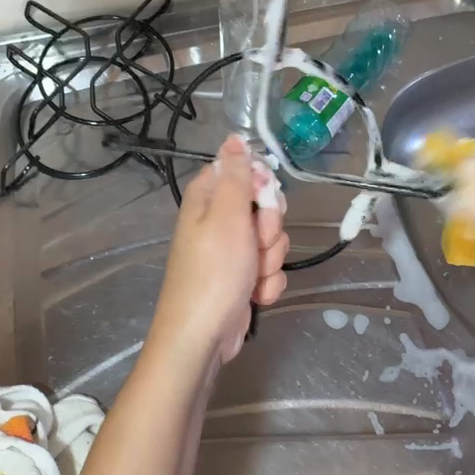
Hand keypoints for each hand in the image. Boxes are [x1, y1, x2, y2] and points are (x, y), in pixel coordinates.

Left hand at [147, 136, 289, 366]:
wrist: (202, 337)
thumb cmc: (213, 271)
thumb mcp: (227, 214)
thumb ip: (236, 174)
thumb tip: (234, 137)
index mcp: (208, 197)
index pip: (244, 170)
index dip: (261, 185)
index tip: (264, 201)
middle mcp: (218, 219)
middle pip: (265, 205)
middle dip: (270, 228)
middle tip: (256, 242)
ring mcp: (231, 251)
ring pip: (272, 240)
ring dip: (269, 260)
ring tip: (251, 276)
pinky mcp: (243, 278)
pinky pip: (270, 269)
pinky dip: (267, 284)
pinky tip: (254, 296)